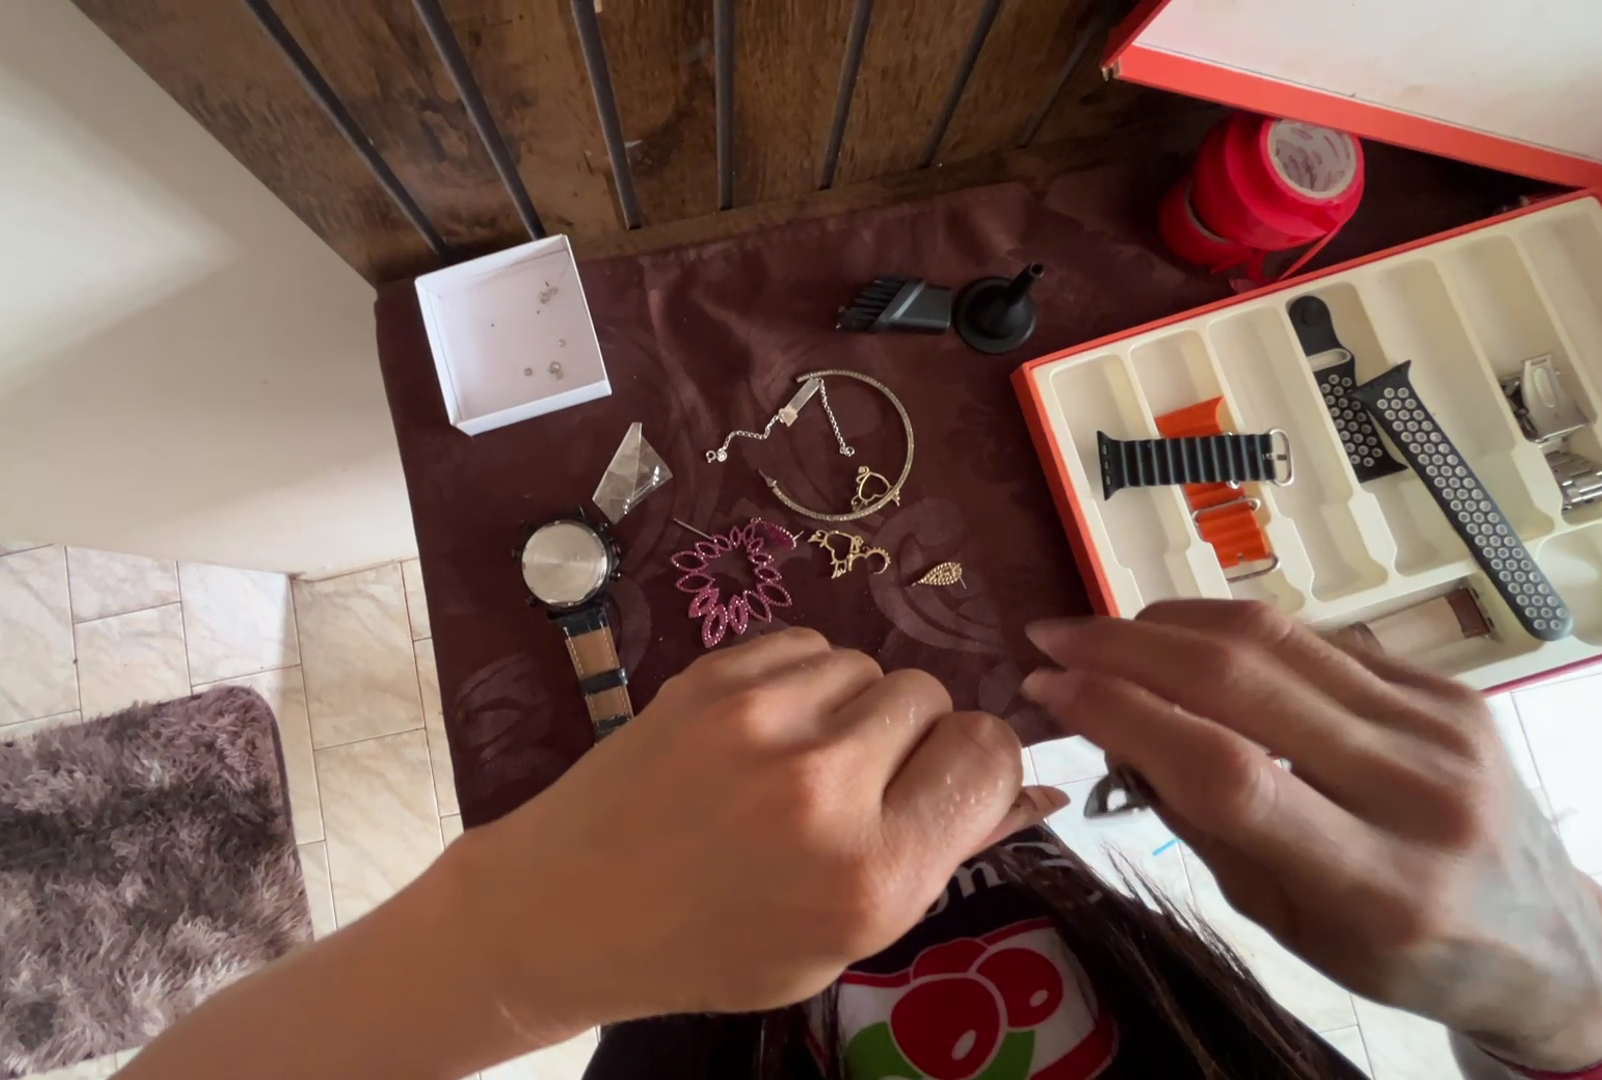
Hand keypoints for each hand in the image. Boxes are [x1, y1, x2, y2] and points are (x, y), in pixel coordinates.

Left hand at [448, 627, 1067, 1035]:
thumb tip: (1027, 790)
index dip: (977, 764)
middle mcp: (825, 782)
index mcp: (871, 872)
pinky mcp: (714, 674)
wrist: (574, 902)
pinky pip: (806, 644)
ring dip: (854, 704)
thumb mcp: (840, 939)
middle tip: (864, 775)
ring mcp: (762, 715)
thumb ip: (939, 858)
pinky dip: (805, 677)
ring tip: (805, 750)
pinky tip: (767, 722)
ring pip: (866, 664)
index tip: (948, 779)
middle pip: (928, 695)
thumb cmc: (711, 944)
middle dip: (913, 735)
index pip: (987, 756)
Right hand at [1020, 601, 1601, 1071]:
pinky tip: (1170, 638)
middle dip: (1120, 647)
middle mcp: (1417, 790)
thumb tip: (1112, 726)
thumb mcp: (1275, 916)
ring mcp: (1439, 725)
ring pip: (1268, 637)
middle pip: (1238, 681)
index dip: (1118, 715)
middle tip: (1050, 637)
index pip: (1222, 771)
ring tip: (1098, 633)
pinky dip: (1215, 629)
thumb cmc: (1386, 949)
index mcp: (1375, 882)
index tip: (1045, 688)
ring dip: (1158, 623)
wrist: (1548, 939)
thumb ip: (1194, 817)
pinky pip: (1303, 635)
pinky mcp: (1443, 686)